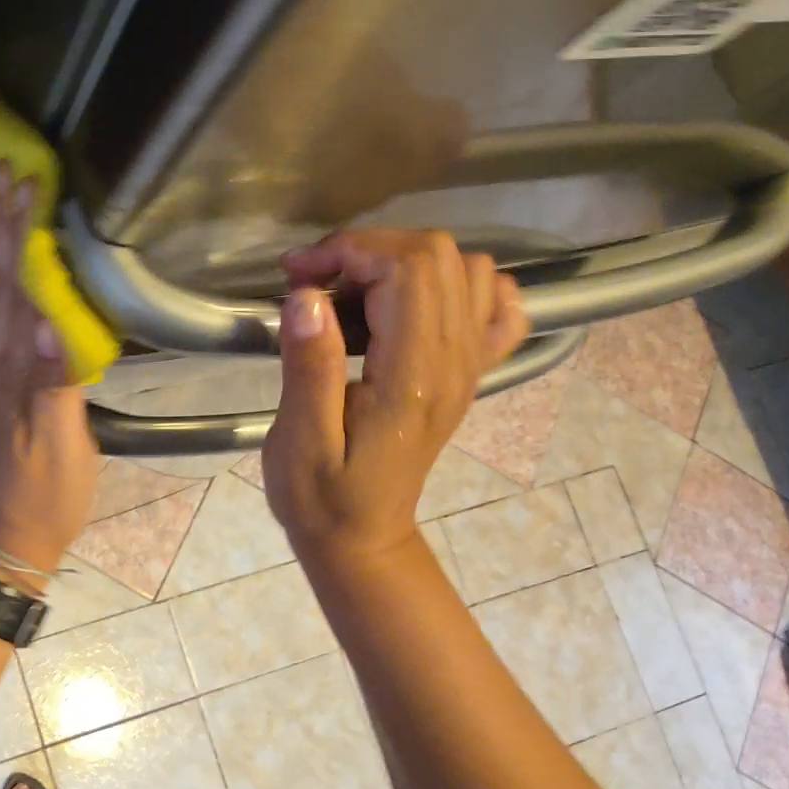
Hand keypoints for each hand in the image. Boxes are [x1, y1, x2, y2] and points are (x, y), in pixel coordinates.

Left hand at [0, 162, 98, 582]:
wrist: (17, 534)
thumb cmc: (47, 493)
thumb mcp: (57, 444)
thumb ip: (54, 383)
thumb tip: (52, 320)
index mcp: (12, 371)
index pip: (18, 292)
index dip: (22, 239)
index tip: (23, 186)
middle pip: (0, 287)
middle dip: (2, 229)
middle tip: (0, 175)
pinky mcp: (6, 388)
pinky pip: (3, 325)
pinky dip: (5, 290)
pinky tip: (10, 282)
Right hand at [261, 230, 529, 567]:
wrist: (361, 538)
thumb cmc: (321, 496)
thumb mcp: (300, 442)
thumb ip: (309, 368)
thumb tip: (306, 297)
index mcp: (413, 377)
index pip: (408, 271)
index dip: (350, 252)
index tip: (296, 273)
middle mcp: (455, 362)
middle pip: (438, 258)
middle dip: (368, 249)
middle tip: (309, 281)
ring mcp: (469, 366)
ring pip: (464, 268)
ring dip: (399, 262)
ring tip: (347, 293)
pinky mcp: (467, 373)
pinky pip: (491, 304)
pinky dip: (455, 285)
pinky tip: (410, 304)